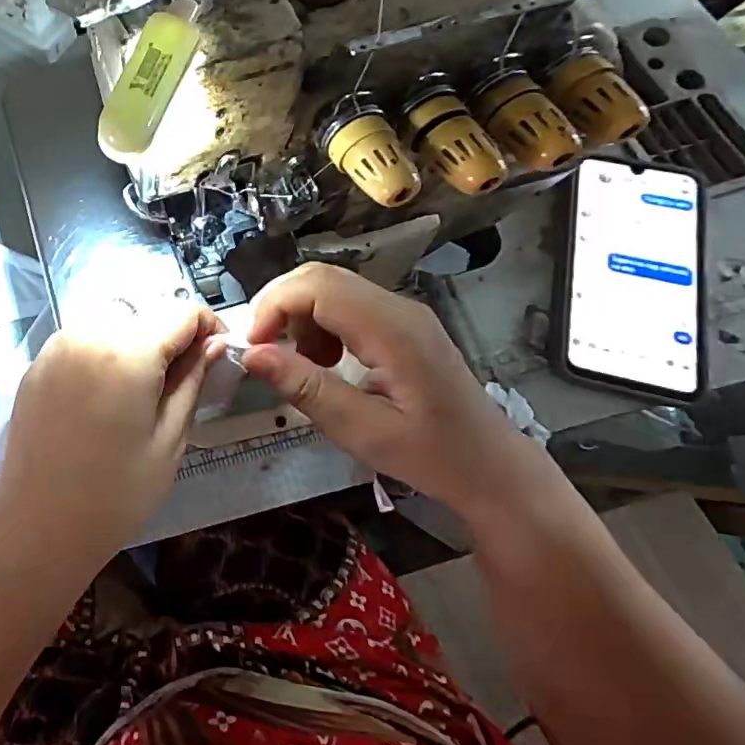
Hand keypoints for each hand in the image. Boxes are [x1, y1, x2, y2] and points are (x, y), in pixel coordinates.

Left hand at [0, 301, 226, 567]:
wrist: (39, 524)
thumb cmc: (115, 493)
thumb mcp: (170, 438)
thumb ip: (193, 380)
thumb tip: (213, 343)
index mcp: (127, 349)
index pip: (181, 310)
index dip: (209, 327)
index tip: (218, 357)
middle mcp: (87, 333)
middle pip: (145, 309)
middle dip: (172, 333)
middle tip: (185, 377)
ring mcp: (56, 346)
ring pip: (112, 319)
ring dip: (137, 338)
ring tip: (146, 385)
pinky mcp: (37, 363)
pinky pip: (82, 338)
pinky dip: (105, 349)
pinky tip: (107, 391)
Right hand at [240, 263, 559, 515]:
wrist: (492, 467)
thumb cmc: (432, 456)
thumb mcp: (362, 431)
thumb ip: (306, 388)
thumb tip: (252, 355)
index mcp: (392, 330)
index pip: (317, 287)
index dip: (273, 307)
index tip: (253, 347)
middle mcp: (398, 308)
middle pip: (320, 277)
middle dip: (279, 307)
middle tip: (262, 351)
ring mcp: (402, 313)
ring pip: (330, 288)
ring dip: (298, 317)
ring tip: (295, 364)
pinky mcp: (401, 324)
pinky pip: (346, 305)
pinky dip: (318, 325)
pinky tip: (323, 363)